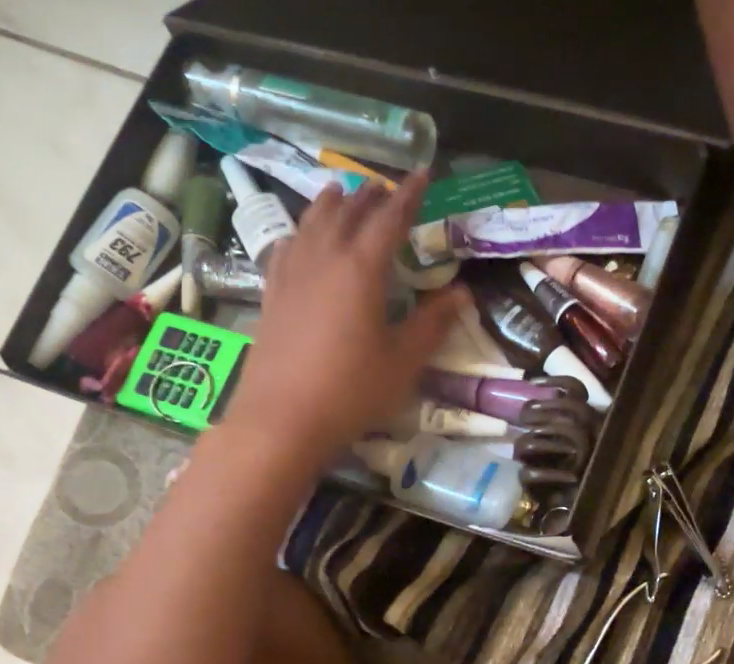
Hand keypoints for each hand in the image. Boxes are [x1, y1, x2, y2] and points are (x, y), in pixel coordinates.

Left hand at [223, 171, 465, 460]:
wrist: (283, 419)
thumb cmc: (352, 391)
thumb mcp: (403, 361)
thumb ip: (432, 324)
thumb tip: (460, 294)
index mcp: (361, 269)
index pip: (390, 219)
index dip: (409, 195)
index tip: (424, 174)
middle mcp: (324, 259)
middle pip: (348, 214)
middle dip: (370, 196)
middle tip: (386, 187)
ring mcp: (292, 275)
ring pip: (312, 224)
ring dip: (331, 205)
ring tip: (341, 192)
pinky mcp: (272, 295)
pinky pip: (287, 248)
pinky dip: (301, 233)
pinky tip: (301, 238)